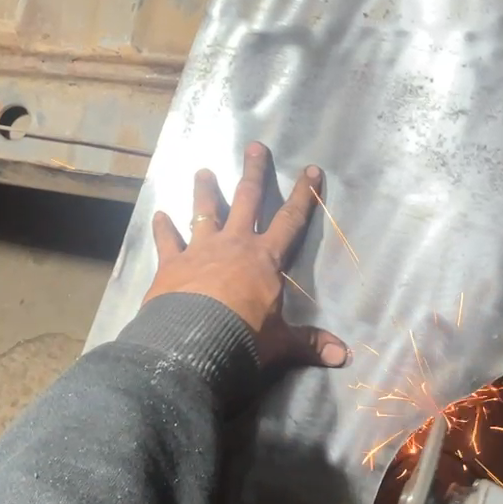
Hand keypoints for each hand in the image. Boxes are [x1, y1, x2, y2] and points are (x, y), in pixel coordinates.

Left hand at [144, 142, 347, 368]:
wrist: (193, 342)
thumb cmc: (243, 338)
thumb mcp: (280, 342)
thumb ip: (309, 343)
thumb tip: (344, 357)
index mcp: (264, 259)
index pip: (290, 221)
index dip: (303, 196)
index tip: (311, 170)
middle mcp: (234, 244)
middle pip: (246, 200)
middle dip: (253, 173)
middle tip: (254, 147)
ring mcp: (200, 250)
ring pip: (204, 212)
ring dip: (205, 191)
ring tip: (203, 171)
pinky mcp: (172, 263)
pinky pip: (168, 240)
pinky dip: (163, 228)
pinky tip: (158, 215)